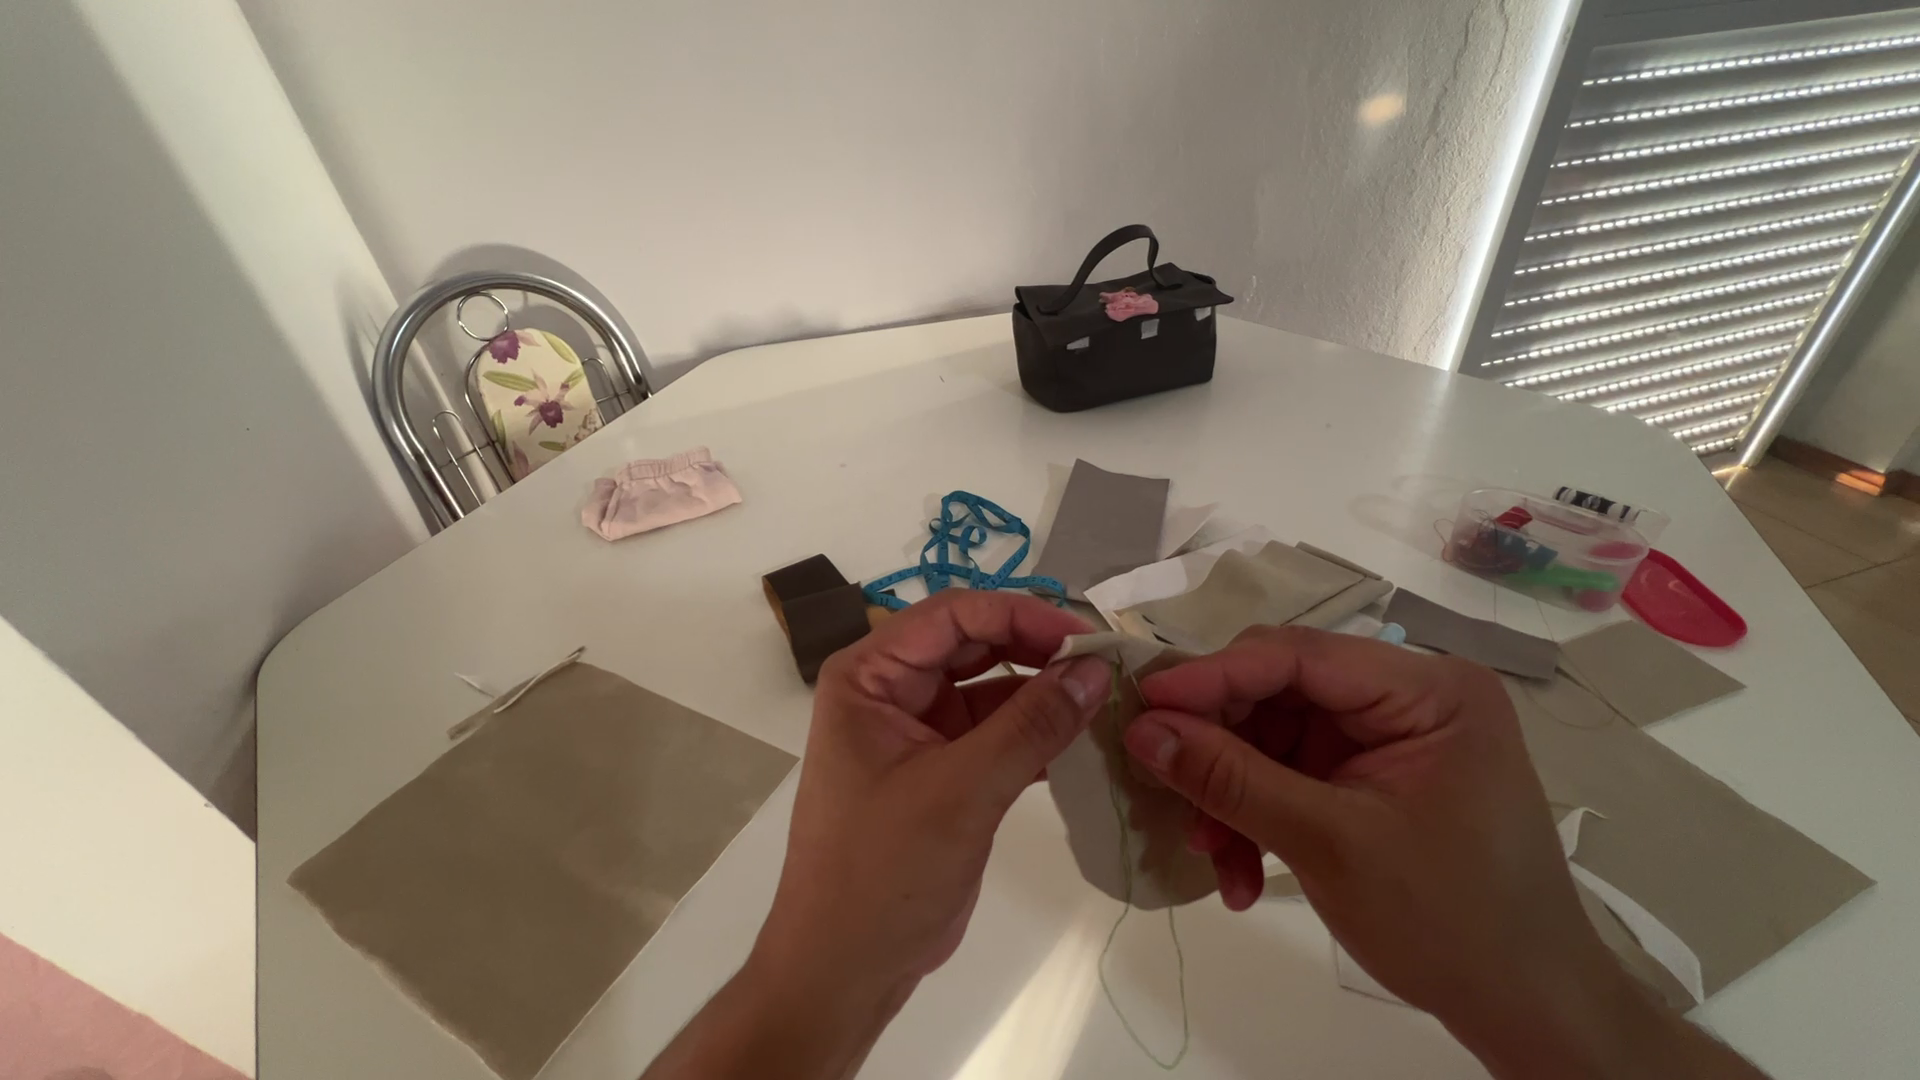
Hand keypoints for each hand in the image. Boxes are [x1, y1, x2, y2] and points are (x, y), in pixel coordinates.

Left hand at [644, 591, 1109, 1079]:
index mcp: (870, 675)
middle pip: (974, 643)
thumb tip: (1097, 667)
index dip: (1020, 614)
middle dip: (1038, 648)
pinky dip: (1038, 731)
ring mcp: (919, 727)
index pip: (952, 615)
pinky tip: (1086, 737)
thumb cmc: (882, 872)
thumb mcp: (961, 791)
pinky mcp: (945, 766)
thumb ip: (1031, 725)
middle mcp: (891, 688)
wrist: (845, 968)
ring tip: (1107, 696)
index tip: (1085, 633)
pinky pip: (998, 729)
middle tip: (1106, 662)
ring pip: (992, 685)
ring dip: (1045, 691)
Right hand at [1119, 626, 1766, 1078]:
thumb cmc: (1452, 923)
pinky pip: (1285, 772)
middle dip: (1219, 744)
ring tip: (1208, 850)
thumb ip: (1230, 779)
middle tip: (1160, 777)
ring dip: (1229, 791)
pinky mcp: (1362, 772)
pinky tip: (1239, 871)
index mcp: (1426, 689)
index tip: (1142, 703)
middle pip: (1276, 691)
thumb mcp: (1329, 845)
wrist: (1529, 1011)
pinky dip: (1253, 815)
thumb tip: (1140, 730)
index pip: (1297, 656)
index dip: (1212, 676)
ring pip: (1268, 734)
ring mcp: (1380, 735)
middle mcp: (1402, 696)